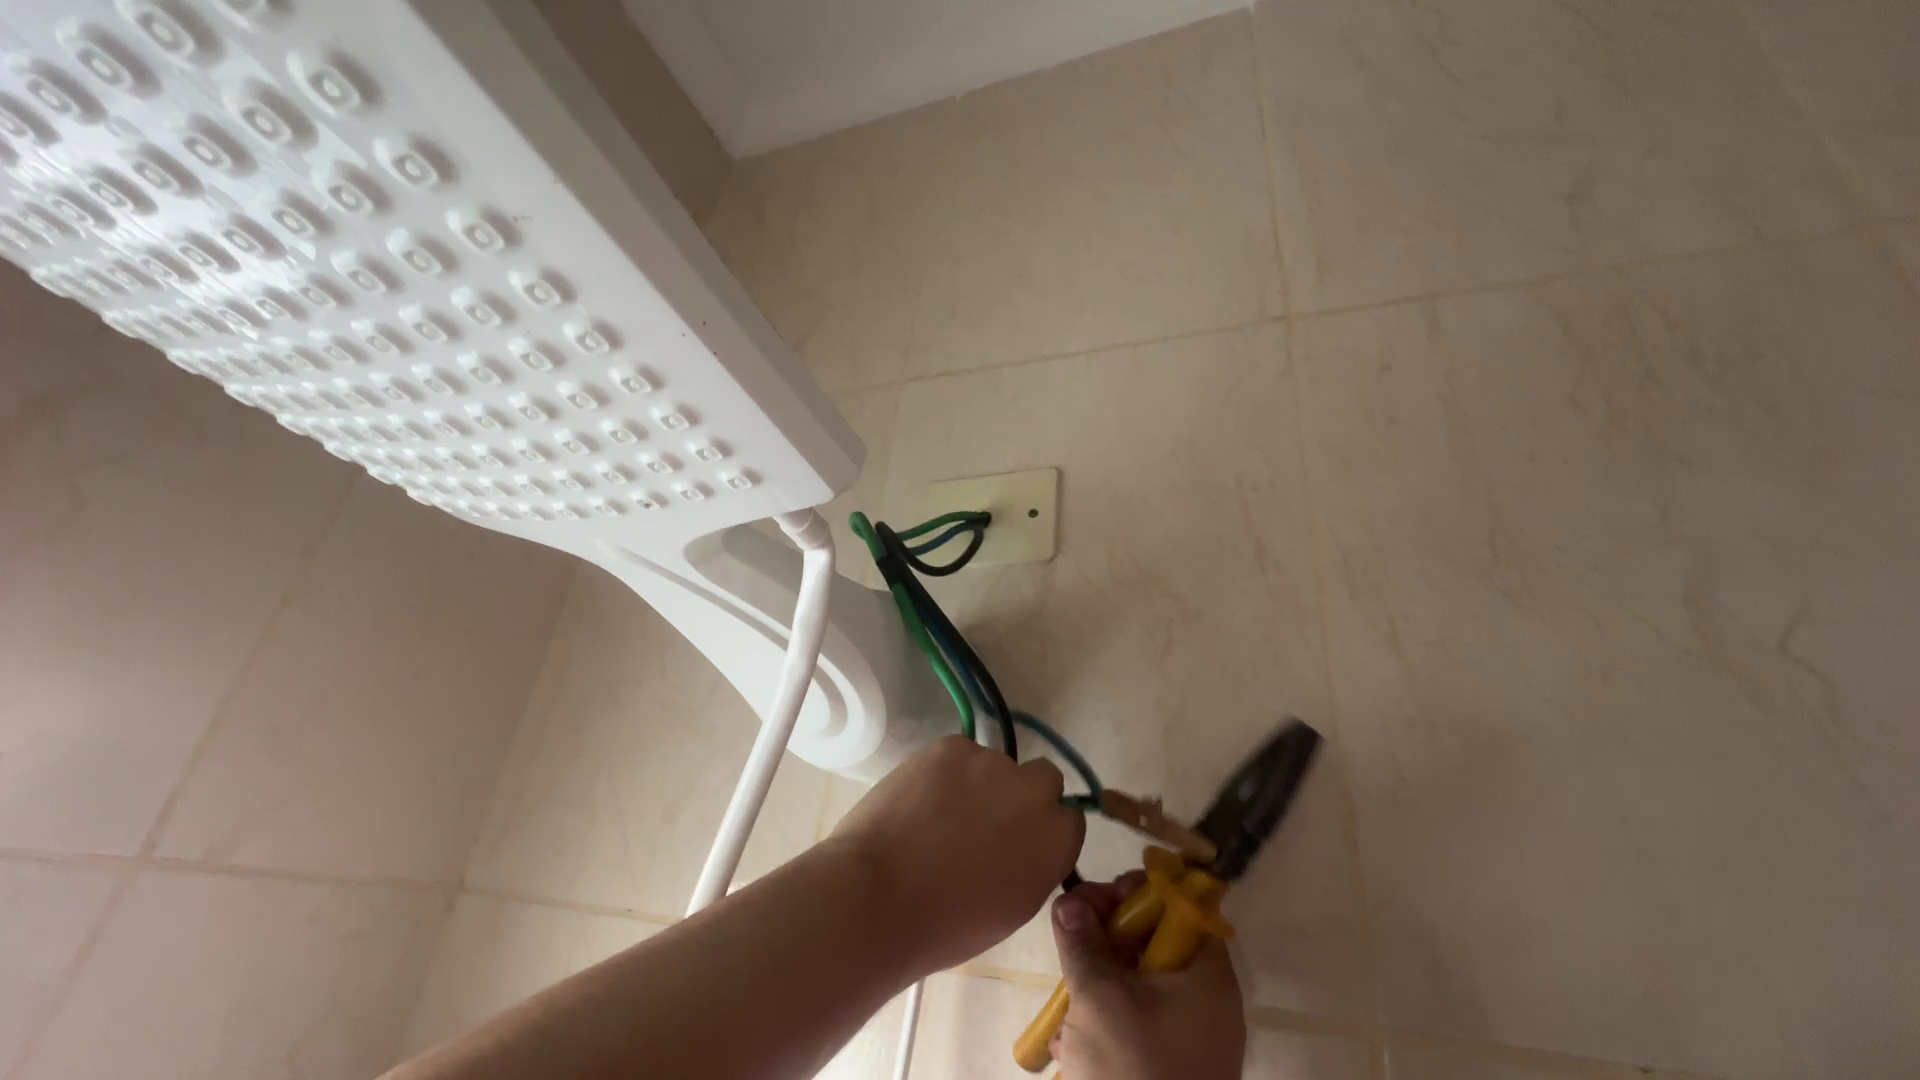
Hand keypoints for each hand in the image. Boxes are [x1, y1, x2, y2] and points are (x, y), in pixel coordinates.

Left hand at [831, 735, 1084, 972]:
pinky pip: (958, 754)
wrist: (879, 896)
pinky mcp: (950, 747)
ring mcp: (991, 763)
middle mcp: (1034, 793)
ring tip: (938, 814)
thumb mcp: (1011, 908)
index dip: (1041, 830)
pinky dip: (943, 772)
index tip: (1018, 844)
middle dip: (1020, 795)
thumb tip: (1021, 846)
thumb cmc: (946, 925)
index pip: (1068, 820)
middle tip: (984, 822)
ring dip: (978, 783)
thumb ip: (1032, 866)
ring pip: (994, 765)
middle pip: (1041, 779)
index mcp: (1056, 840)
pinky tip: (919, 800)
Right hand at [1050, 874, 1245, 1079]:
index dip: (1136, 895)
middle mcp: (1206, 1000)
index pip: (1177, 907)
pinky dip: (1105, 1020)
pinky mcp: (1171, 1066)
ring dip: (1097, 981)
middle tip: (1067, 940)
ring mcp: (1190, 1037)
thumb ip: (1083, 941)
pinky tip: (1072, 1041)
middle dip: (1105, 937)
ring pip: (1139, 982)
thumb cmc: (1134, 1070)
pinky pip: (1137, 1022)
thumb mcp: (1099, 997)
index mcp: (1206, 974)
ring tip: (1065, 1003)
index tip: (1094, 902)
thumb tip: (1071, 901)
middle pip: (1155, 942)